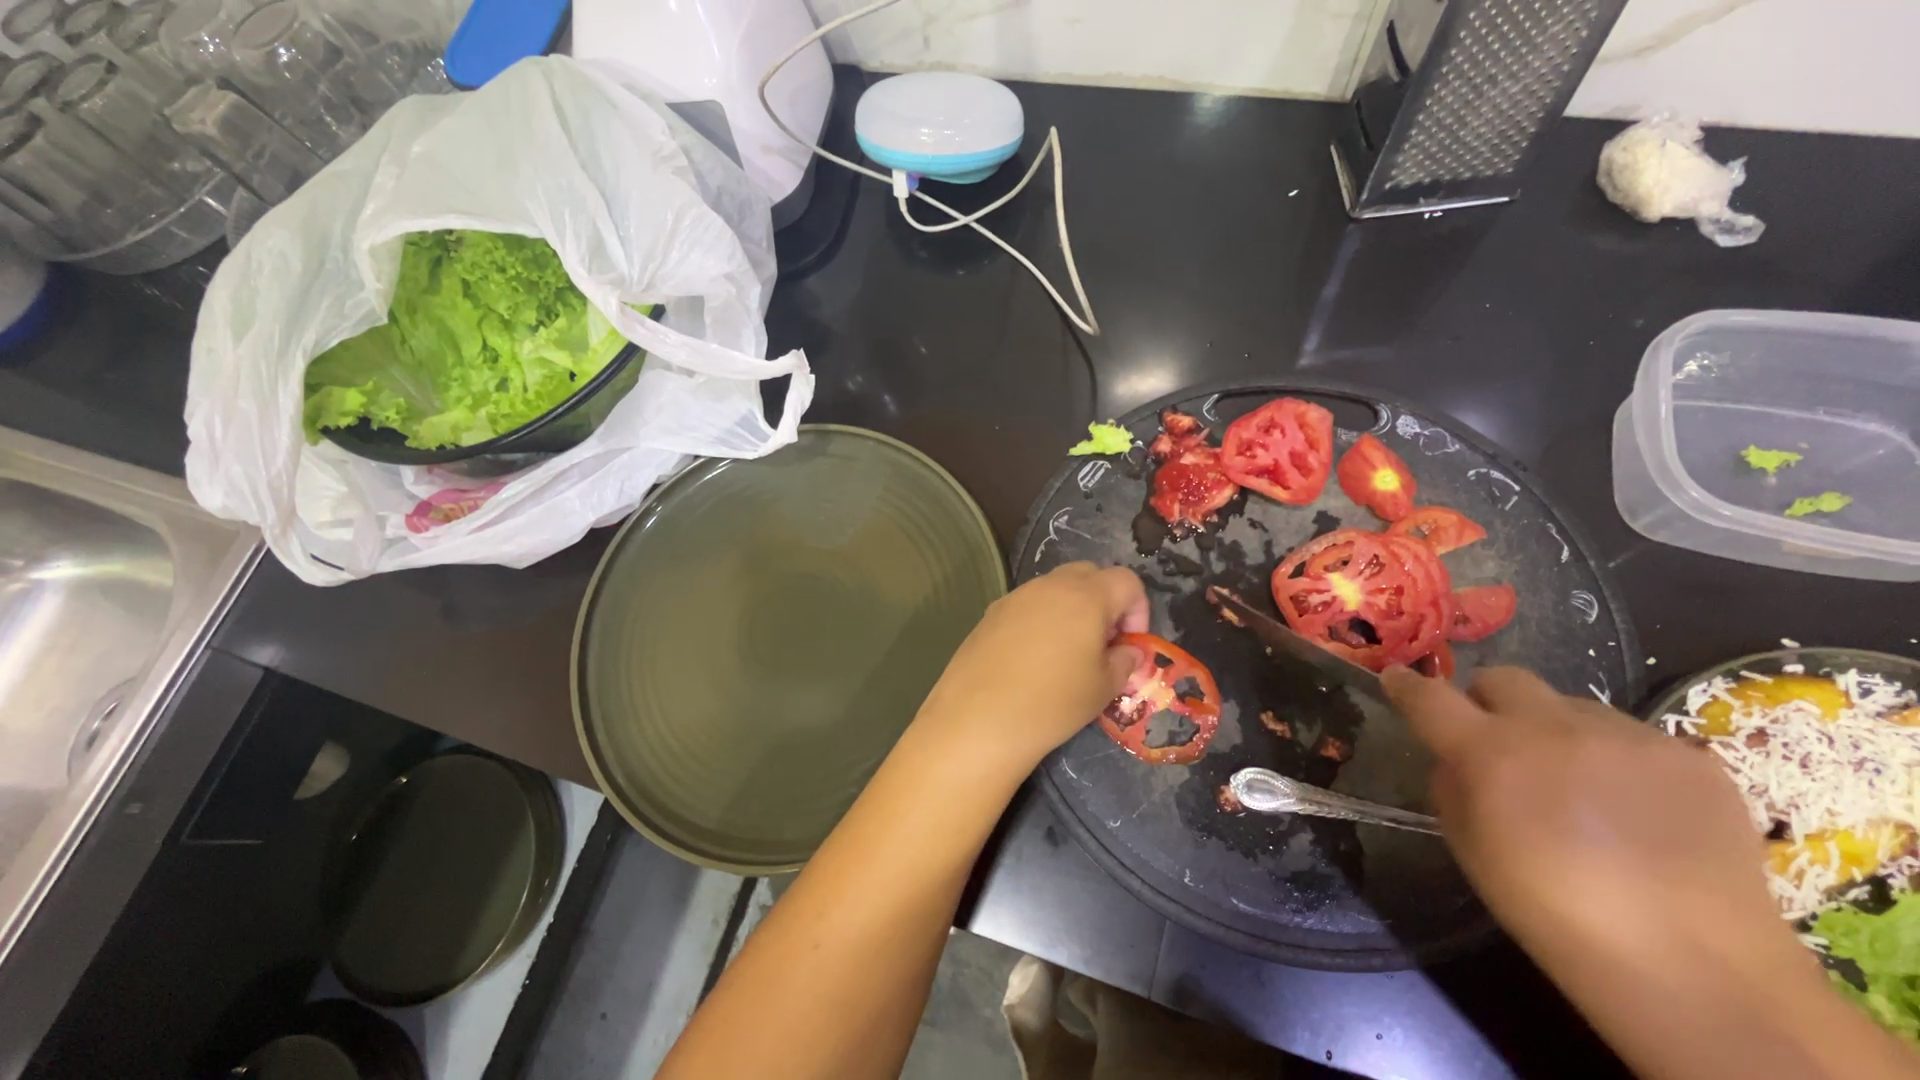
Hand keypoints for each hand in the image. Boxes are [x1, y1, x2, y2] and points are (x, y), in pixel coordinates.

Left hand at [910, 563, 1148, 776]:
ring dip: (1071, 610)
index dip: (1138, 610)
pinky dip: (1041, 621)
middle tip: (1103, 643)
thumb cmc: (1053, 702)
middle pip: (1089, 574)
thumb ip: (1124, 661)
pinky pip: (1027, 606)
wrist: (979, 719)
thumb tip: (1127, 650)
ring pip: (1055, 588)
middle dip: (1105, 602)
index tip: (1129, 645)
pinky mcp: (990, 614)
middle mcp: (1049, 586)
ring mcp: (1015, 597)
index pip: (1126, 581)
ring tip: (1067, 654)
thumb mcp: (1103, 688)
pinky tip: (1033, 660)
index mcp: (1085, 596)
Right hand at [1383, 665, 1919, 1078]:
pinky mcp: (1689, 754)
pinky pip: (1636, 740)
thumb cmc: (1554, 916)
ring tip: (1583, 790)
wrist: (1692, 961)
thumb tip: (1456, 762)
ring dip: (1559, 734)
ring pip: (1573, 707)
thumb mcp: (1472, 854)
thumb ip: (1452, 792)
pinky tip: (1639, 814)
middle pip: (1505, 679)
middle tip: (1498, 742)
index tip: (1397, 680)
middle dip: (1488, 701)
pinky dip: (1622, 764)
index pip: (1431, 699)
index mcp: (1490, 753)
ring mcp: (1628, 735)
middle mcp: (1554, 727)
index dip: (1408, 687)